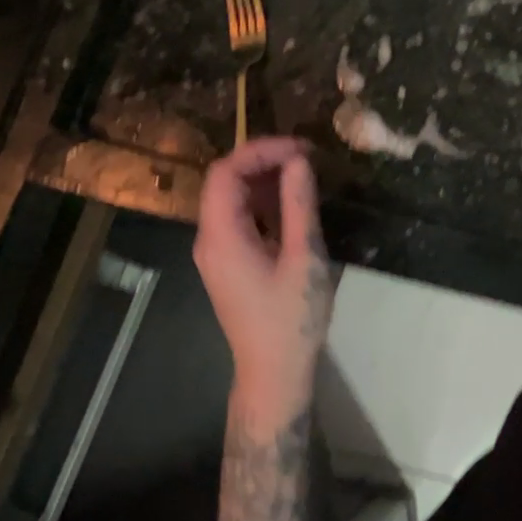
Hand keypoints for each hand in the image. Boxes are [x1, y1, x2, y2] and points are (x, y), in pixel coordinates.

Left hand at [194, 137, 334, 429]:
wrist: (274, 371)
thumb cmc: (291, 319)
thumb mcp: (305, 258)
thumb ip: (299, 206)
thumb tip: (300, 162)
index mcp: (221, 236)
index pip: (226, 173)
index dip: (261, 151)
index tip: (302, 148)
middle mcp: (211, 239)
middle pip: (226, 182)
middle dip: (265, 161)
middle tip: (310, 157)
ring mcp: (220, 252)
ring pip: (235, 199)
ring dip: (268, 180)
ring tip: (308, 173)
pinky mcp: (233, 262)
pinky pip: (243, 219)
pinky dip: (267, 202)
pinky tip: (297, 202)